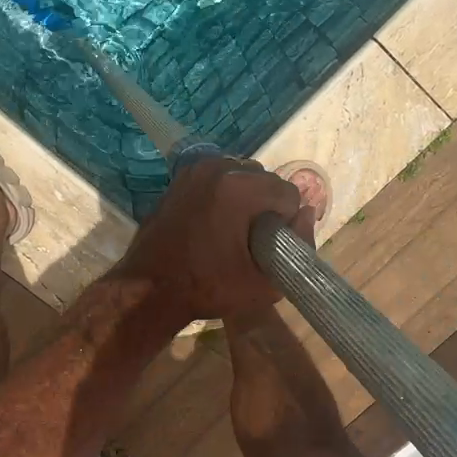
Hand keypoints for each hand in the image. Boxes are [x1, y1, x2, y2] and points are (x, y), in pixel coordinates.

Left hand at [110, 157, 300, 327]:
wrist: (150, 288)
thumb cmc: (208, 288)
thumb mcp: (264, 282)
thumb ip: (298, 245)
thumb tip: (307, 214)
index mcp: (240, 189)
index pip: (287, 193)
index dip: (288, 221)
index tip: (274, 244)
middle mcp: (218, 168)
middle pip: (264, 179)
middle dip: (267, 205)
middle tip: (256, 238)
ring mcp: (195, 169)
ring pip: (240, 174)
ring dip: (246, 196)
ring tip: (236, 230)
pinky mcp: (180, 177)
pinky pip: (217, 176)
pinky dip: (224, 193)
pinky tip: (216, 221)